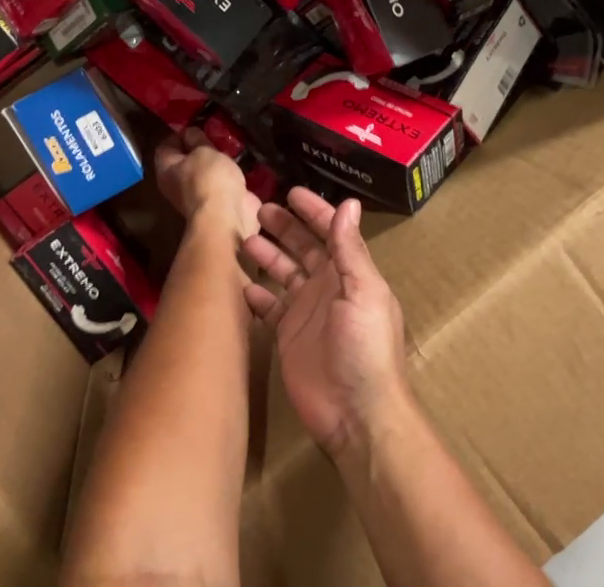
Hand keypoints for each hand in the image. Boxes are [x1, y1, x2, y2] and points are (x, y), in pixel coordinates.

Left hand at [153, 128, 258, 237]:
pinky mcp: (217, 204)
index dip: (179, 134)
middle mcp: (177, 185)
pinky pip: (220, 184)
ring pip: (204, 173)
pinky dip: (229, 176)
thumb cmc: (209, 179)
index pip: (165, 146)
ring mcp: (197, 197)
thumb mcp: (203, 150)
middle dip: (200, 148)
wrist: (226, 217)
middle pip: (185, 161)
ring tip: (230, 147)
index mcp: (166, 171)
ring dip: (216, 162)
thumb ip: (197, 139)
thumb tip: (190, 132)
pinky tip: (239, 164)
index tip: (197, 126)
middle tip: (216, 136)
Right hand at [241, 188, 409, 458]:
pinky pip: (269, 306)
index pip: (332, 232)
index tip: (290, 192)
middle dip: (283, 227)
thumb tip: (349, 203)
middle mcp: (328, 287)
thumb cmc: (365, 348)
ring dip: (266, 254)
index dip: (314, 211)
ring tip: (242, 237)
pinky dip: (255, 292)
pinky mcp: (288, 336)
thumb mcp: (362, 292)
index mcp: (351, 273)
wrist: (355, 413)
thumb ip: (351, 250)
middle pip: (303, 248)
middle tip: (255, 208)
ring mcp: (306, 312)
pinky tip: (238, 281)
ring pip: (282, 273)